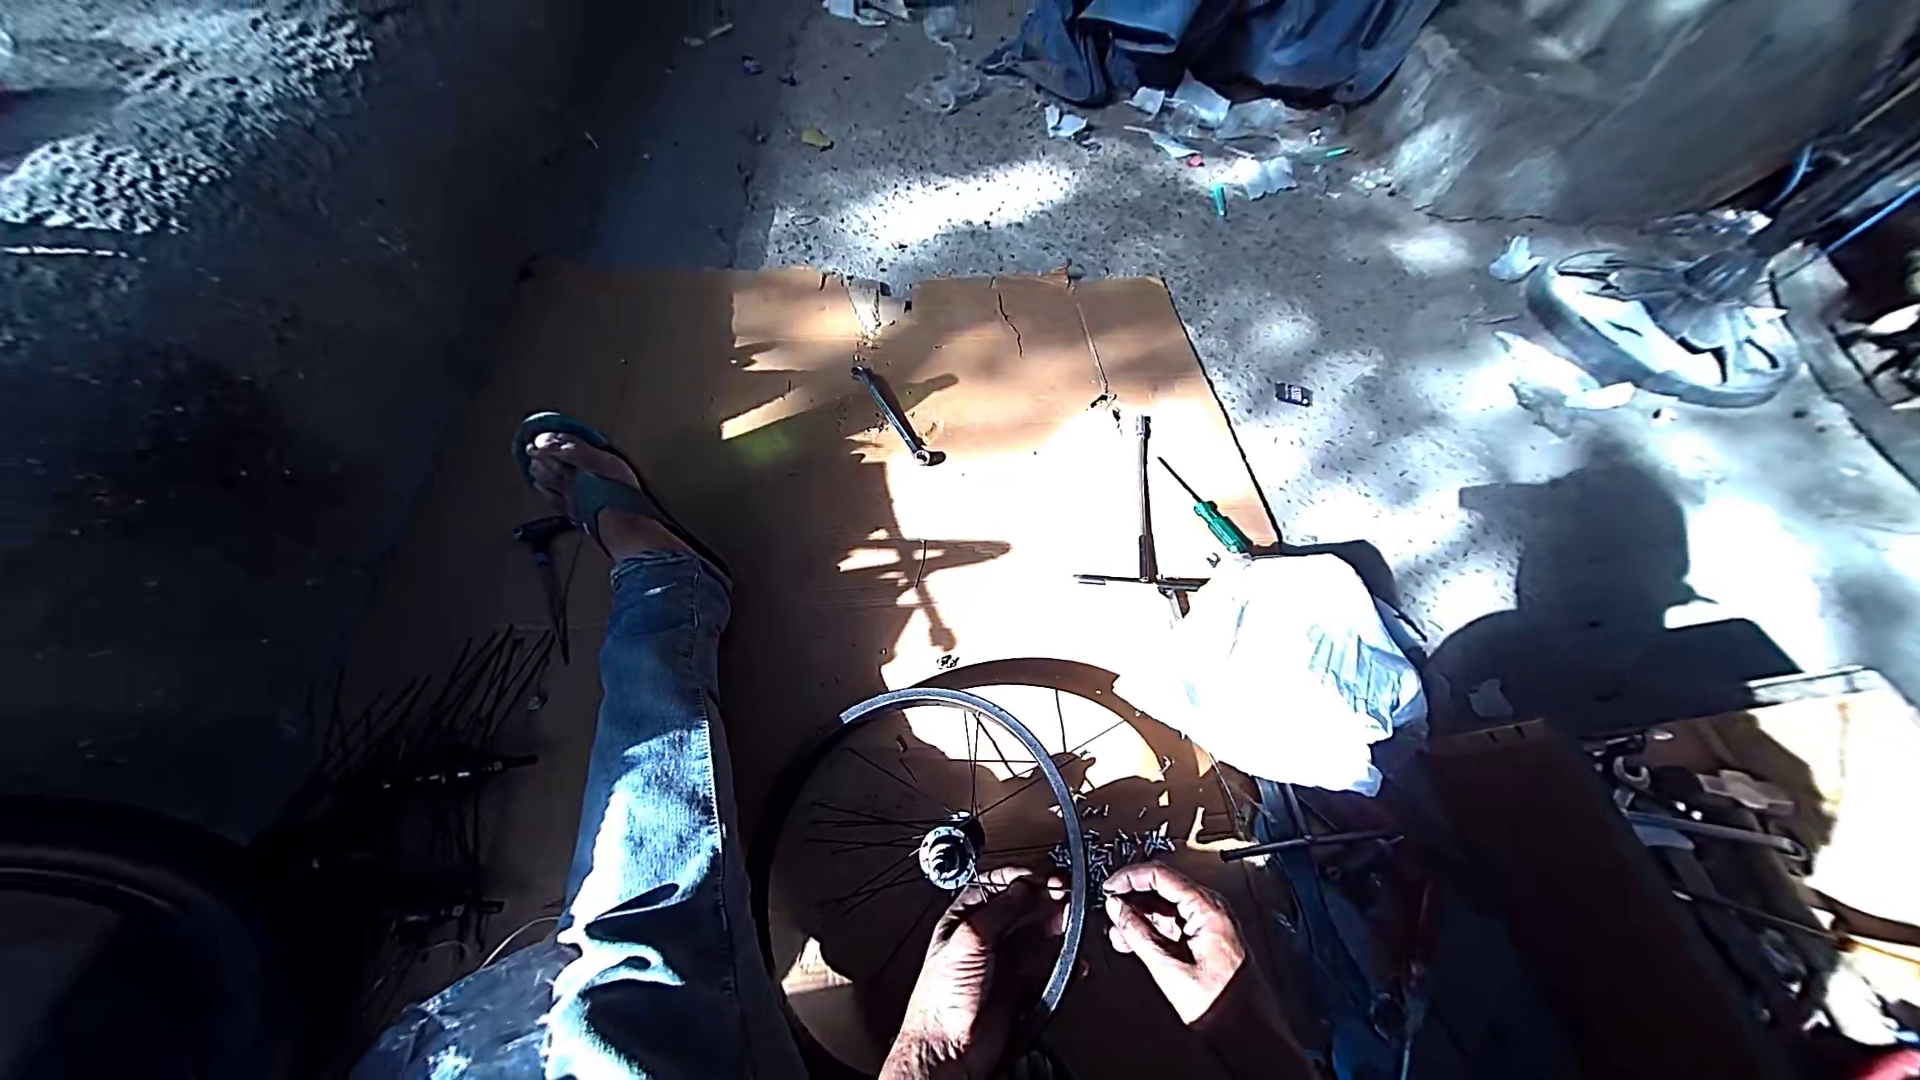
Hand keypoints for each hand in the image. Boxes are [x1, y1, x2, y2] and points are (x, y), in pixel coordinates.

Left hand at [881, 869, 1065, 1079]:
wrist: (947, 1053)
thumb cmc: (940, 998)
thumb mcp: (967, 940)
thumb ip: (997, 912)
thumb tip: (1020, 887)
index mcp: (966, 917)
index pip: (997, 886)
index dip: (1020, 877)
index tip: (1040, 875)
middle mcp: (987, 936)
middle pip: (1022, 908)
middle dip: (1044, 899)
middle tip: (1064, 893)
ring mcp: (1005, 961)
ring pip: (1038, 934)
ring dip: (1057, 924)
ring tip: (1072, 919)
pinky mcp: (1021, 987)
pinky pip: (1048, 967)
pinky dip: (1063, 961)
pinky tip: (1073, 958)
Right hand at [1103, 862, 1310, 1077]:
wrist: (1254, 1042)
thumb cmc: (1226, 1010)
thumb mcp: (1169, 969)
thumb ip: (1138, 933)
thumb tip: (1117, 909)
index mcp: (1207, 907)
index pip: (1159, 874)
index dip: (1129, 877)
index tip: (1110, 886)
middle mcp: (1211, 909)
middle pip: (1162, 887)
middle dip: (1132, 899)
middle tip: (1112, 910)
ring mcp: (1211, 923)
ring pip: (1165, 906)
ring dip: (1140, 917)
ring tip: (1120, 932)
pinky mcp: (1208, 938)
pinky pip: (1175, 922)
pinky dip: (1153, 929)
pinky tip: (1136, 942)